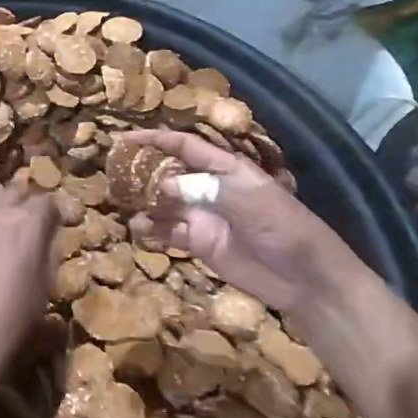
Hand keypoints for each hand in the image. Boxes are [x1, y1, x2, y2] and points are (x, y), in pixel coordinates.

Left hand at [0, 184, 57, 396]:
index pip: (47, 201)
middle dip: (28, 200)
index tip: (57, 225)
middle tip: (33, 221)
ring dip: (4, 201)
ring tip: (8, 222)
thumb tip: (47, 235)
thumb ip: (49, 250)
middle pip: (17, 189)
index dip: (54, 213)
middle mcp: (1, 211)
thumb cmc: (17, 311)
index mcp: (29, 221)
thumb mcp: (46, 281)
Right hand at [124, 131, 372, 318]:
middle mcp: (209, 189)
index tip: (126, 138)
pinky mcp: (199, 243)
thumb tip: (164, 185)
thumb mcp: (251, 202)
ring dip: (143, 202)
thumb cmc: (285, 229)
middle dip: (142, 170)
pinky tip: (139, 230)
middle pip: (168, 173)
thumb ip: (207, 190)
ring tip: (121, 203)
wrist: (305, 279)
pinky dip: (151, 230)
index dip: (157, 139)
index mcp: (227, 170)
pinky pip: (168, 232)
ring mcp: (203, 216)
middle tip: (112, 172)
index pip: (186, 146)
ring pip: (163, 203)